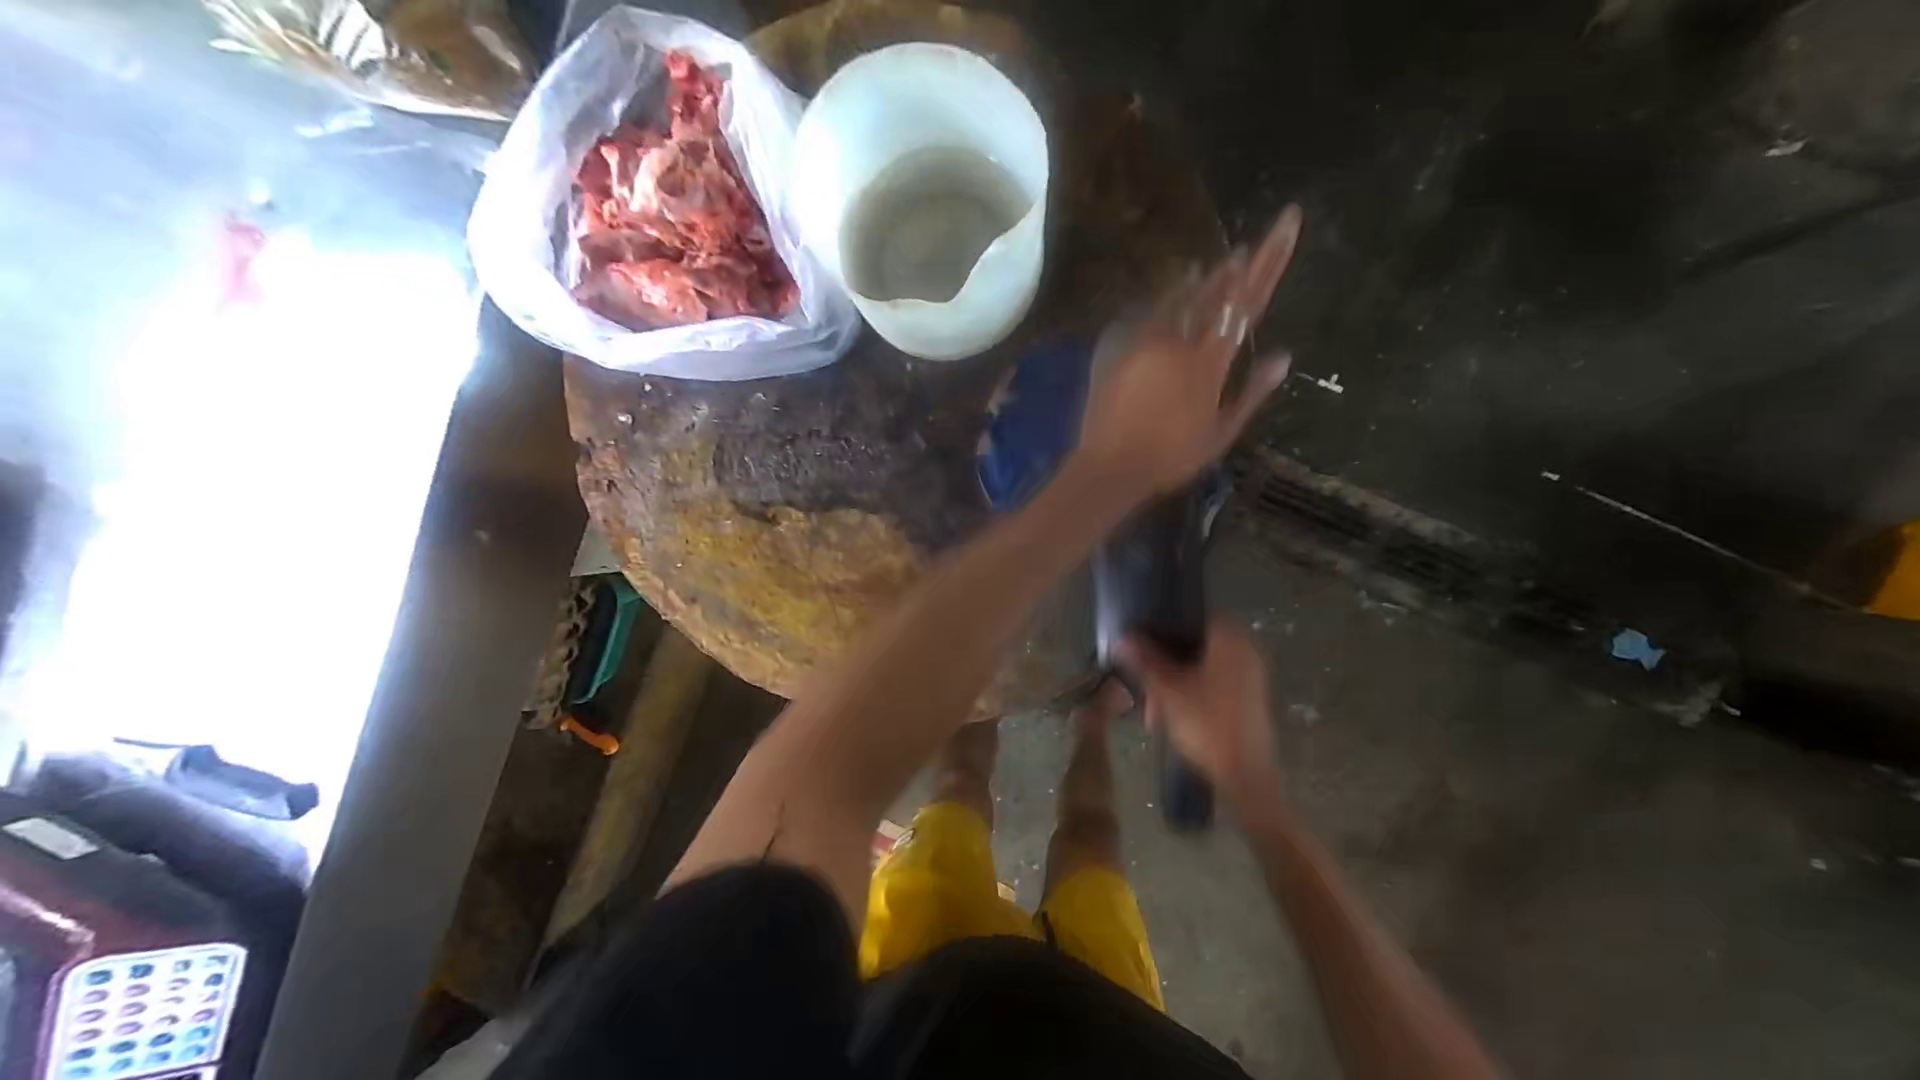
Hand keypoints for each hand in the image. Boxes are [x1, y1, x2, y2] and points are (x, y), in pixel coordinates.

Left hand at [1075, 205, 1302, 496]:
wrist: (1109, 466)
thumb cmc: (1170, 457)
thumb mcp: (1220, 433)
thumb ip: (1252, 392)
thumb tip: (1284, 355)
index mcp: (1208, 362)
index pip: (1247, 302)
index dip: (1269, 261)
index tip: (1285, 224)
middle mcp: (1177, 341)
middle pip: (1215, 293)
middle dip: (1240, 264)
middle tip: (1256, 240)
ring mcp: (1145, 342)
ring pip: (1180, 298)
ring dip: (1205, 279)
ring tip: (1222, 261)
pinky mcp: (1118, 348)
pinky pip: (1148, 313)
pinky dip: (1168, 298)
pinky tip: (1177, 287)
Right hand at [1117, 619, 1278, 803]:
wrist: (1244, 775)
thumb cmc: (1206, 724)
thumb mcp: (1167, 690)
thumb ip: (1144, 660)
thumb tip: (1122, 637)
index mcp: (1230, 640)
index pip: (1193, 617)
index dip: (1165, 628)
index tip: (1144, 643)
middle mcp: (1246, 652)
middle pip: (1195, 647)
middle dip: (1165, 667)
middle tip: (1146, 690)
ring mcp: (1251, 678)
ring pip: (1201, 670)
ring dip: (1175, 686)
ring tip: (1155, 714)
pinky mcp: (1249, 701)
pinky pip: (1214, 687)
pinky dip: (1192, 696)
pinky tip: (1172, 719)